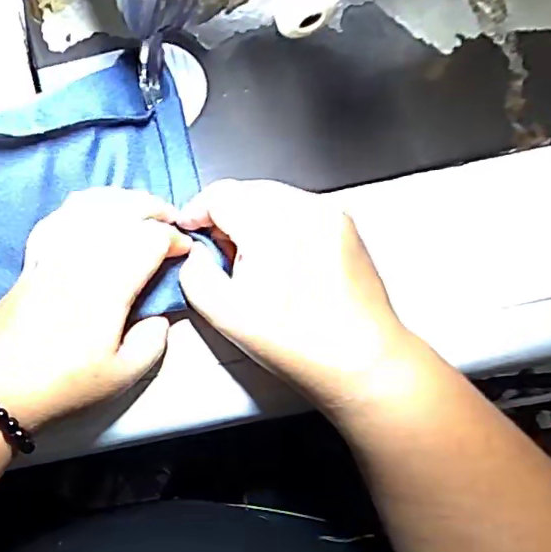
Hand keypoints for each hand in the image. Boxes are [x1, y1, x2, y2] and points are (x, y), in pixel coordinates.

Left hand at [0, 188, 191, 430]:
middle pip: (123, 210)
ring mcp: (52, 253)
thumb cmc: (61, 384)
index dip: (174, 239)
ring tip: (139, 209)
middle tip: (171, 222)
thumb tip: (159, 317)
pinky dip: (82, 204)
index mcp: (108, 285)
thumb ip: (152, 342)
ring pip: (91, 204)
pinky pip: (58, 216)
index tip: (184, 252)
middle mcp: (80, 258)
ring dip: (121, 200)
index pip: (150, 238)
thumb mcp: (121, 376)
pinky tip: (92, 210)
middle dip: (154, 209)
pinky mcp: (32, 259)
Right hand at [174, 179, 427, 416]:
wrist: (360, 359)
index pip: (220, 194)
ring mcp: (329, 214)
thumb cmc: (301, 343)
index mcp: (272, 224)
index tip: (189, 232)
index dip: (195, 213)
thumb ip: (195, 274)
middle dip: (224, 218)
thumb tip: (193, 254)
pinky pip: (298, 212)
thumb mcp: (225, 314)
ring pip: (272, 199)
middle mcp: (305, 209)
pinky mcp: (344, 226)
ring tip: (252, 266)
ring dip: (251, 222)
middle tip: (218, 257)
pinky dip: (279, 228)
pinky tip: (280, 266)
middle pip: (246, 192)